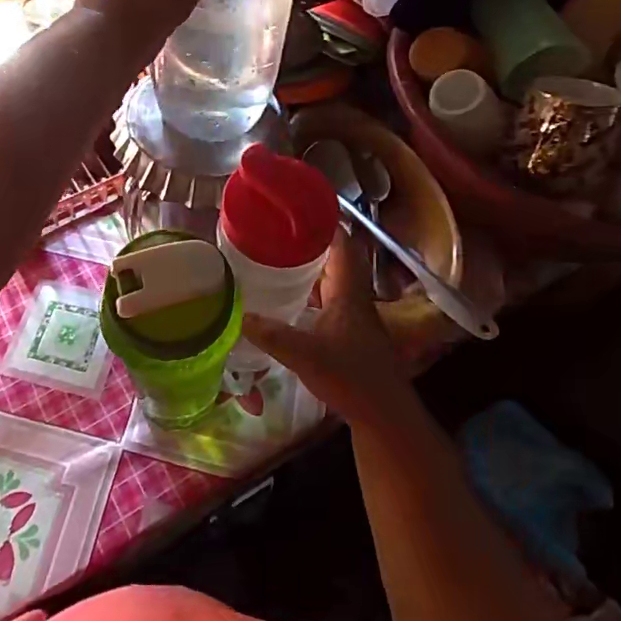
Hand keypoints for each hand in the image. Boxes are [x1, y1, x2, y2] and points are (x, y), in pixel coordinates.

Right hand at [242, 232, 417, 426]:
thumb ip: (271, 335)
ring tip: (279, 257)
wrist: (383, 413)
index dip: (325, 222)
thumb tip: (238, 315)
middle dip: (310, 241)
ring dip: (311, 265)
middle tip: (278, 232)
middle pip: (336, 257)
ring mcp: (354, 315)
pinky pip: (329, 297)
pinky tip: (291, 297)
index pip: (342, 244)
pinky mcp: (349, 331)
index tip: (299, 208)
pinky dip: (311, 290)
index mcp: (349, 292)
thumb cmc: (350, 377)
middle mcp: (354, 297)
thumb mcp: (305, 355)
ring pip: (333, 278)